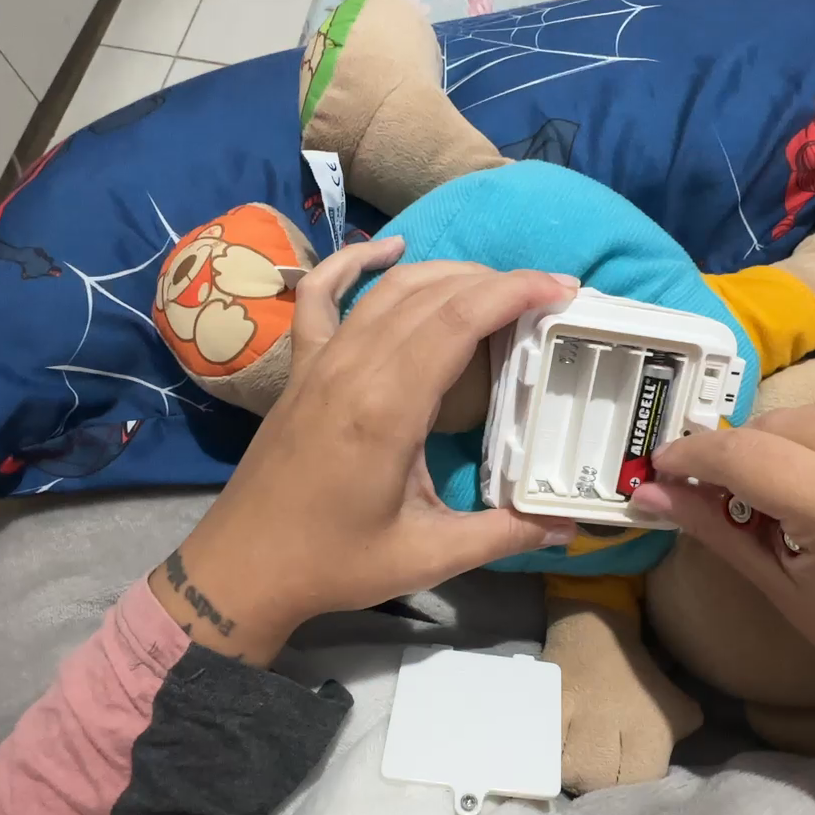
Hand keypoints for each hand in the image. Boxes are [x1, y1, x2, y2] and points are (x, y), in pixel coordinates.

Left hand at [151, 237, 578, 663]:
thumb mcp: (428, 557)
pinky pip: (322, 296)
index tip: (561, 289)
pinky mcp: (301, 368)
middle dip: (496, 282)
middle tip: (546, 295)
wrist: (244, 566)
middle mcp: (353, 368)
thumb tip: (569, 529)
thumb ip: (503, 535)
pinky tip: (388, 249)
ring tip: (497, 285)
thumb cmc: (335, 563)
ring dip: (447, 273)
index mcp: (387, 408)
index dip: (514, 293)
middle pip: (432, 294)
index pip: (458, 320)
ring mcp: (321, 361)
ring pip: (389, 289)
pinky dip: (353, 262)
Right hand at [631, 405, 814, 814]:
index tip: (664, 464)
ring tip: (783, 489)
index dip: (694, 454)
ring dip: (786, 442)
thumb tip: (647, 492)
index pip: (747, 454)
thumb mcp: (785, 592)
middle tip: (722, 489)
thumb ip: (715, 528)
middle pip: (783, 423)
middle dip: (740, 449)